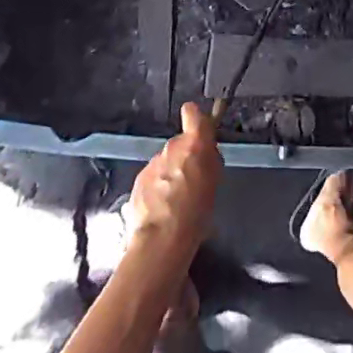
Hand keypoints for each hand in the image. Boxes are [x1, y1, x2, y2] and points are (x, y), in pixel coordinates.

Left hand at [128, 103, 221, 248]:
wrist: (161, 238)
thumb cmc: (196, 210)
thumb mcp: (215, 181)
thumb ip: (210, 158)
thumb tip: (206, 150)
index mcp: (194, 145)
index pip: (193, 114)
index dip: (196, 116)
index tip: (198, 121)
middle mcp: (171, 149)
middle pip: (180, 143)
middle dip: (185, 155)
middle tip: (194, 176)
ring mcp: (152, 164)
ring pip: (165, 161)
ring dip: (171, 172)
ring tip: (178, 196)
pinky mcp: (138, 180)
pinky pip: (153, 176)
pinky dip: (158, 185)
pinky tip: (163, 205)